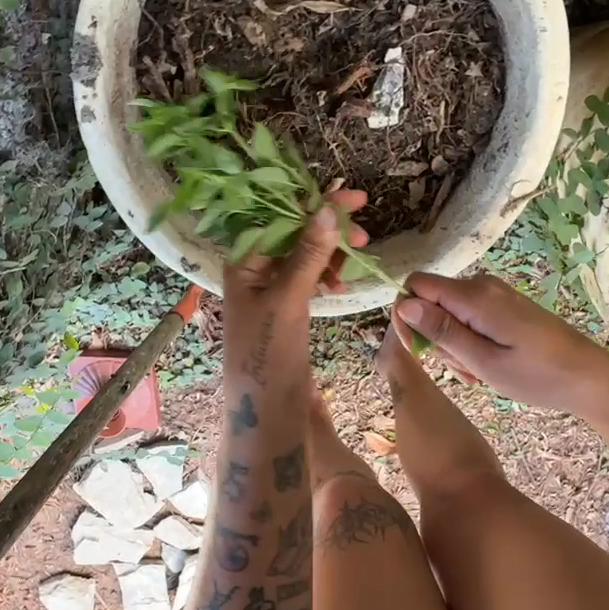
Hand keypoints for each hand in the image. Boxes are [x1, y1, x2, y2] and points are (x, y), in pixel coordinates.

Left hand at [222, 193, 360, 393]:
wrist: (267, 415)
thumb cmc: (269, 357)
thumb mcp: (289, 301)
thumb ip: (308, 255)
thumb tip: (326, 209)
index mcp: (243, 263)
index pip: (277, 217)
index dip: (311, 203)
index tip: (348, 194)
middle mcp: (253, 271)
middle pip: (293, 232)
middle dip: (327, 228)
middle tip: (364, 232)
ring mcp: (269, 291)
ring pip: (304, 255)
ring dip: (331, 252)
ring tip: (357, 260)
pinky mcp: (285, 309)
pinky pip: (307, 277)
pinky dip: (326, 274)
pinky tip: (341, 283)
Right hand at [393, 271, 608, 413]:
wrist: (590, 378)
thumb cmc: (538, 377)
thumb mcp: (485, 362)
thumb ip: (443, 332)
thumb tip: (403, 304)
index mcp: (475, 296)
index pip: (416, 286)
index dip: (408, 316)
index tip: (420, 351)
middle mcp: (482, 285)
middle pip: (431, 301)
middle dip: (435, 337)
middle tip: (464, 372)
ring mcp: (493, 293)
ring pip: (448, 313)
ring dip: (454, 345)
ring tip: (480, 373)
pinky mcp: (502, 303)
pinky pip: (468, 316)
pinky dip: (469, 342)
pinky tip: (488, 365)